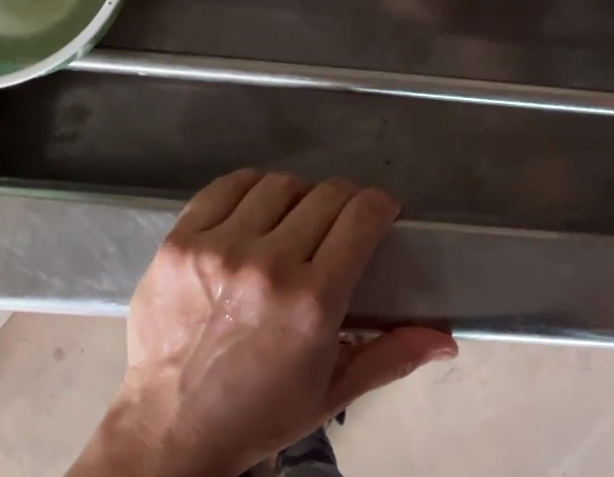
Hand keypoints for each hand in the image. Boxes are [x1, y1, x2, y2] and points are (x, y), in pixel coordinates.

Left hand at [69, 171, 457, 476]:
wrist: (169, 428)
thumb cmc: (256, 414)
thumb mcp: (330, 392)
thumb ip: (390, 356)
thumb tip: (444, 339)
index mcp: (313, 302)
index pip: (361, 216)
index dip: (378, 205)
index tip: (380, 211)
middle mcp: (268, 266)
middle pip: (324, 194)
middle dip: (343, 200)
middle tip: (339, 219)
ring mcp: (218, 248)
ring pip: (277, 184)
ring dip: (296, 195)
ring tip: (294, 217)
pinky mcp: (180, 241)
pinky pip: (225, 187)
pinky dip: (248, 190)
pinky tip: (253, 210)